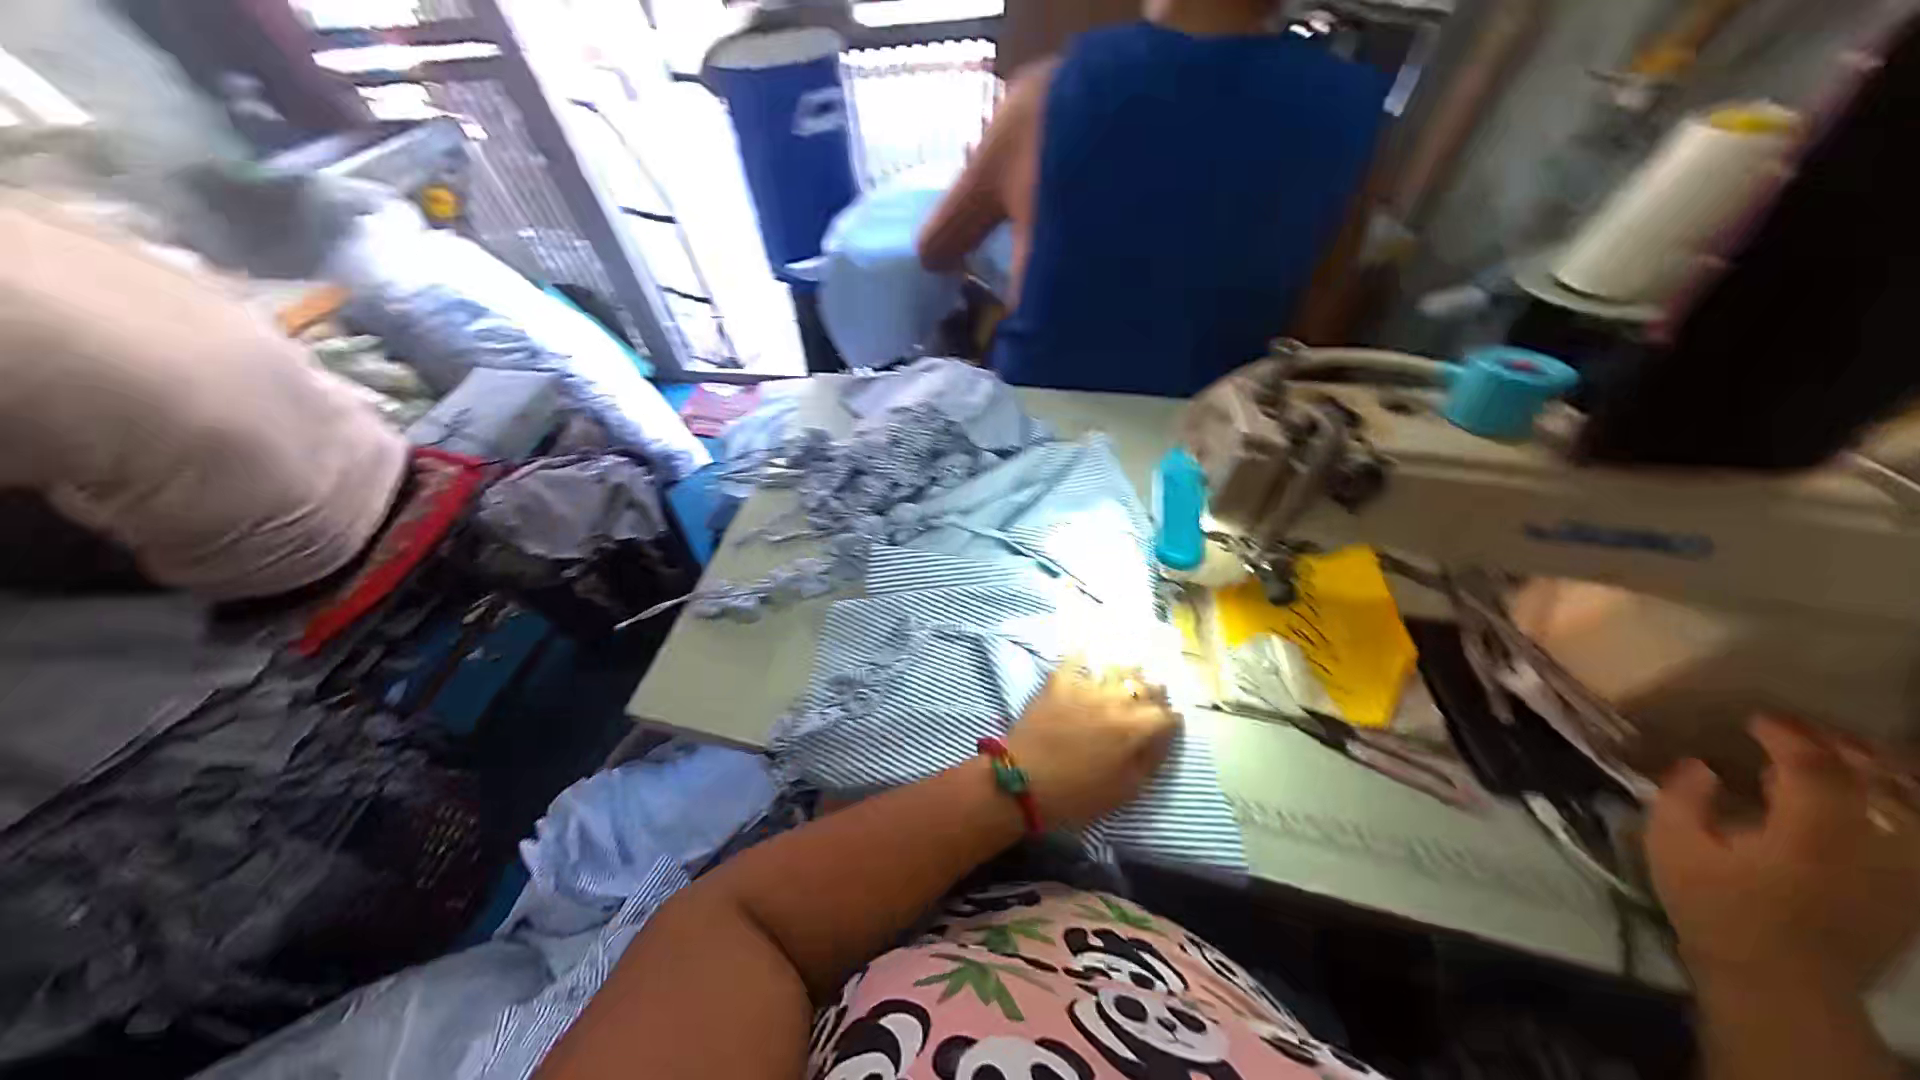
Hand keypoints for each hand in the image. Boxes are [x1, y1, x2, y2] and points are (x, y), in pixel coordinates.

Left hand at [1006, 658, 1180, 828]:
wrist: (1022, 781)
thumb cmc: (1078, 794)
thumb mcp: (1127, 789)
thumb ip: (1152, 759)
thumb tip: (1164, 737)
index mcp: (1137, 727)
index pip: (1168, 715)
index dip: (1169, 724)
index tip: (1165, 730)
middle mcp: (1117, 699)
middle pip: (1147, 686)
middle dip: (1152, 696)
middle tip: (1146, 707)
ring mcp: (1086, 686)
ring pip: (1117, 669)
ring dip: (1125, 677)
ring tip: (1122, 686)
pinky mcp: (1059, 681)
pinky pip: (1077, 660)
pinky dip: (1085, 662)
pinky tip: (1087, 666)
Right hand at [1646, 715, 1919, 996]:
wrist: (1779, 981)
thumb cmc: (1715, 909)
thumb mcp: (1672, 848)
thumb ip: (1683, 798)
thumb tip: (1701, 765)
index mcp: (1812, 837)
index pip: (1815, 768)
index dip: (1789, 735)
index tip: (1757, 719)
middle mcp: (1873, 848)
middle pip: (1878, 779)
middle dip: (1838, 745)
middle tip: (1795, 729)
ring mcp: (1903, 871)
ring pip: (1910, 803)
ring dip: (1876, 770)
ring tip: (1835, 752)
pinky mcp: (1910, 887)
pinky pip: (1916, 831)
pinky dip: (1895, 802)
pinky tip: (1862, 795)